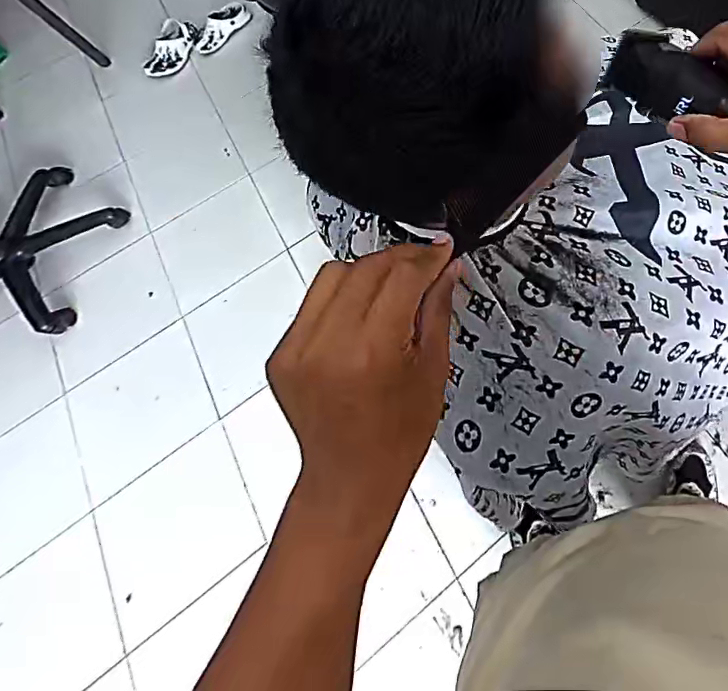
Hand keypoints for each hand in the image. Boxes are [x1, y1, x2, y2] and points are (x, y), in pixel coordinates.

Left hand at [266, 242, 458, 512]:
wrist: (351, 476)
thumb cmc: (397, 434)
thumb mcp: (434, 367)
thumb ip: (437, 309)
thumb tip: (446, 269)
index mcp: (372, 351)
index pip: (402, 275)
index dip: (428, 257)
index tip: (444, 250)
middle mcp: (327, 346)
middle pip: (368, 267)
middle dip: (404, 258)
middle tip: (428, 263)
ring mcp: (297, 349)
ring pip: (335, 274)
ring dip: (370, 270)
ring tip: (395, 285)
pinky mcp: (281, 354)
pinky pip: (314, 300)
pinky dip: (343, 294)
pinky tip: (365, 309)